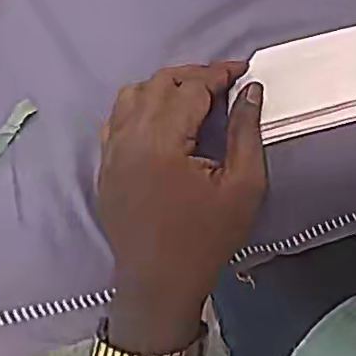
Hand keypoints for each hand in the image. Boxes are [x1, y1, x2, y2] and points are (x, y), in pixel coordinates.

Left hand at [96, 63, 266, 351]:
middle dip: (195, 75)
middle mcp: (129, 140)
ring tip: (196, 96)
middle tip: (226, 82)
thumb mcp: (243, 184)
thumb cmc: (207, 236)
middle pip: (159, 83)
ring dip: (166, 87)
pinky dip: (142, 105)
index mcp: (162, 143)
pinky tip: (165, 118)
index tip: (244, 71)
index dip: (220, 73)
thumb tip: (250, 89)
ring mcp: (111, 153)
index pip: (191, 88)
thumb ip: (246, 130)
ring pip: (133, 94)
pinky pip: (118, 118)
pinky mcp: (105, 166)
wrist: (160, 284)